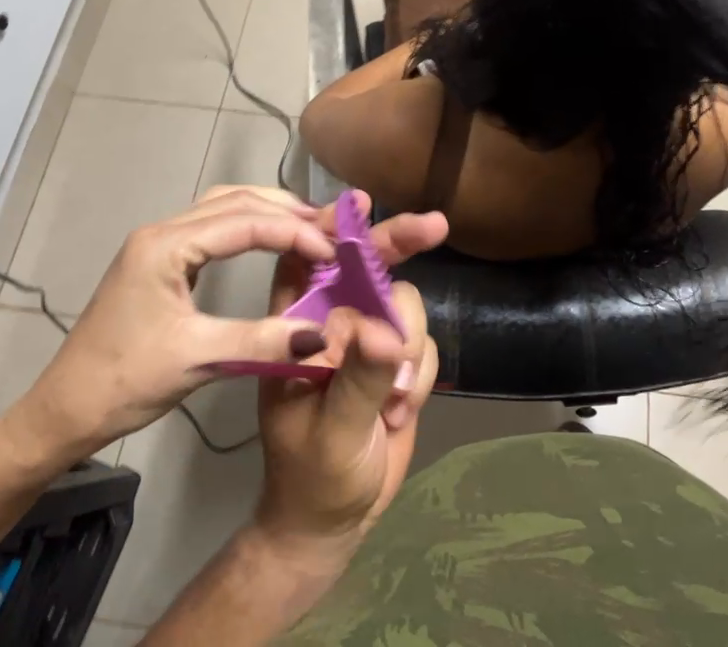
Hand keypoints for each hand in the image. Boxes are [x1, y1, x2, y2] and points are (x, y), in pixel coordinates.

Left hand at [10, 187, 353, 461]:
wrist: (65, 411)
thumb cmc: (125, 382)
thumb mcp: (197, 360)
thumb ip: (262, 341)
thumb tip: (324, 333)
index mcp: (165, 246)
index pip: (246, 222)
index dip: (296, 232)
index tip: (336, 253)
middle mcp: (161, 232)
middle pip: (236, 202)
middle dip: (288, 211)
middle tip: (335, 230)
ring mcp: (157, 245)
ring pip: (223, 208)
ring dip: (269, 213)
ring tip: (313, 229)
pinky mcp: (160, 263)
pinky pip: (212, 228)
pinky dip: (249, 227)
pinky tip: (272, 242)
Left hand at [253, 196, 444, 561]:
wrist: (333, 519)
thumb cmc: (313, 476)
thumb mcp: (331, 431)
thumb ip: (358, 379)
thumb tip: (385, 330)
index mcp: (292, 326)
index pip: (308, 259)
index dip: (336, 230)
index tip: (366, 208)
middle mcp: (330, 323)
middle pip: (366, 266)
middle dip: (399, 245)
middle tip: (435, 226)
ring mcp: (364, 342)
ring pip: (404, 307)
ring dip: (409, 350)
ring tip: (392, 403)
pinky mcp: (393, 362)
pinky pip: (423, 343)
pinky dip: (420, 376)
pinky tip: (399, 413)